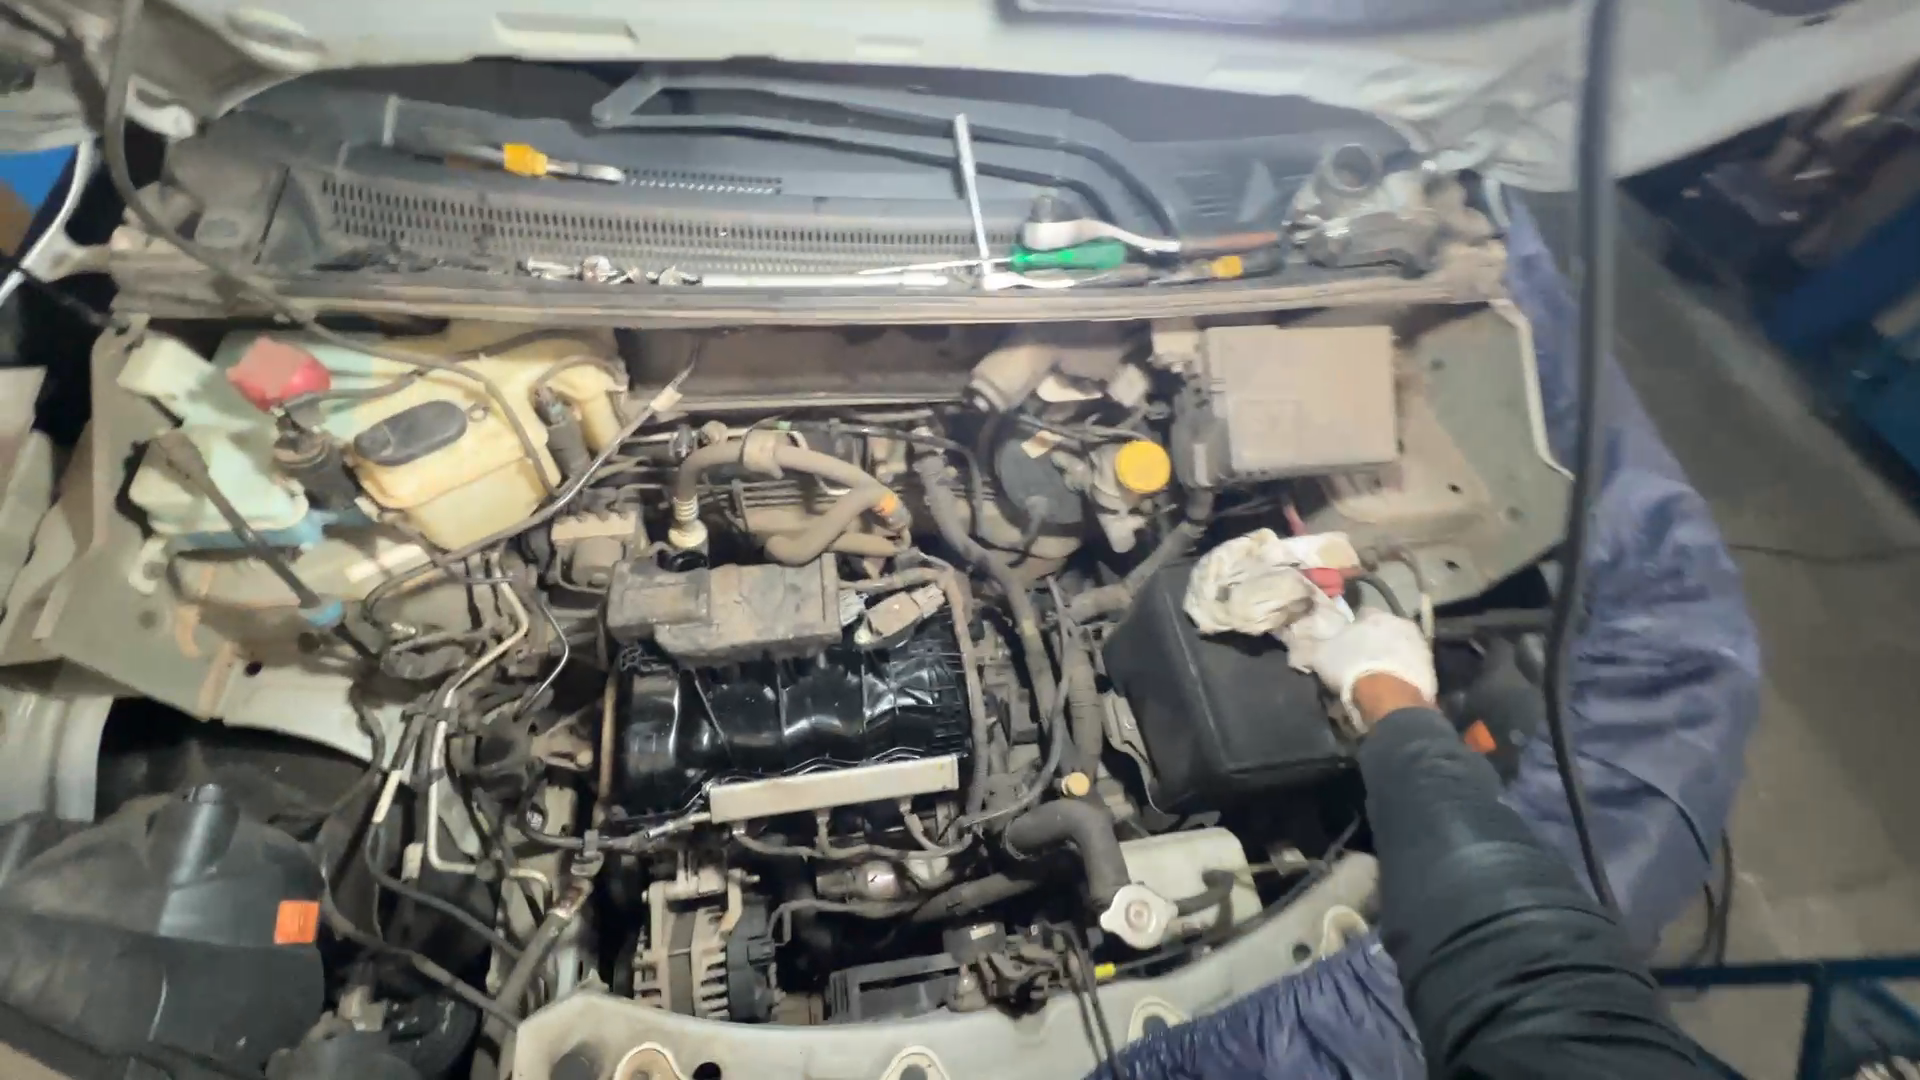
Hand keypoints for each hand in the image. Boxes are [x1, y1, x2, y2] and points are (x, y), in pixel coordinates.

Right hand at [1286, 610, 1436, 735]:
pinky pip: (1408, 668)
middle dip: (1372, 641)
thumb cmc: (1352, 666)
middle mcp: (1402, 624)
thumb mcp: (1320, 654)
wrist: (1390, 699)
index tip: (1341, 641)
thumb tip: (1290, 638)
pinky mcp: (1431, 671)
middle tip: (1356, 659)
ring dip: (1387, 657)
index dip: (1349, 627)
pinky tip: (1386, 687)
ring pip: (1397, 648)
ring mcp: (1420, 648)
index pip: (1361, 613)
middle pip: (1382, 630)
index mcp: (1376, 614)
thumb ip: (1306, 644)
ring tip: (1371, 677)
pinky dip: (1399, 674)